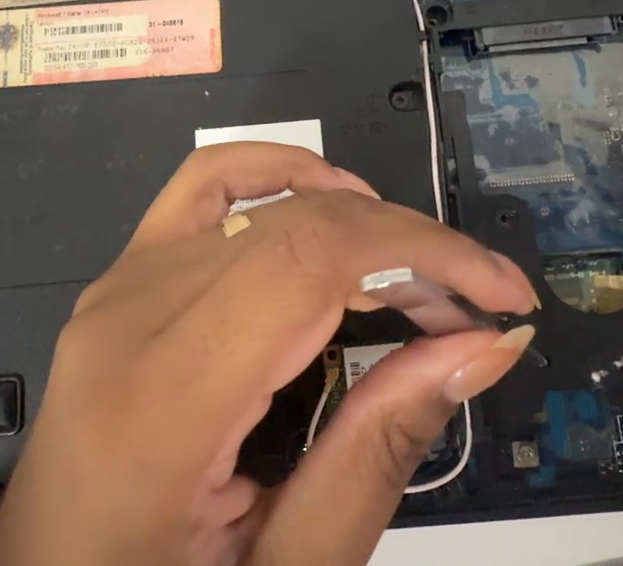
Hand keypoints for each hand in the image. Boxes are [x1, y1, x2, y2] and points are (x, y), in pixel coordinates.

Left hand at [0, 142, 540, 565]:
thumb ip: (378, 450)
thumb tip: (475, 348)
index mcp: (162, 399)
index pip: (310, 263)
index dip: (421, 254)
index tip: (500, 297)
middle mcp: (132, 313)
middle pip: (299, 223)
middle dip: (410, 248)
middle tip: (472, 312)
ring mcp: (122, 280)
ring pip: (267, 196)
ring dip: (362, 222)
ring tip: (416, 279)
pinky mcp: (127, 269)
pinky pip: (207, 181)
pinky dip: (283, 171)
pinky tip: (333, 199)